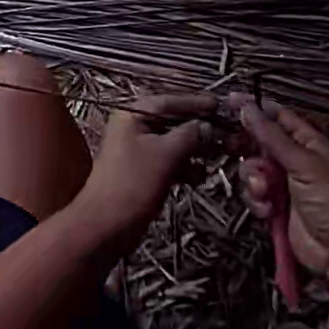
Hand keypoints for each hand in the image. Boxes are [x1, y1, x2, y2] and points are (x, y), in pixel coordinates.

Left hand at [71, 94, 213, 253]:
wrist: (104, 227)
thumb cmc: (131, 184)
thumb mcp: (165, 155)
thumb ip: (189, 135)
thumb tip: (209, 126)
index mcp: (134, 114)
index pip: (170, 100)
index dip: (196, 102)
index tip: (219, 105)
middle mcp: (135, 126)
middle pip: (173, 120)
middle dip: (198, 128)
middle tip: (224, 133)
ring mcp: (139, 149)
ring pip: (174, 142)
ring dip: (194, 148)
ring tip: (217, 155)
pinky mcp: (144, 171)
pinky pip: (169, 160)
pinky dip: (184, 165)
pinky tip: (200, 175)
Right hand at [235, 96, 328, 277]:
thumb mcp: (303, 164)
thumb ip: (272, 136)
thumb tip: (249, 108)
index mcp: (307, 141)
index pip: (275, 114)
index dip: (253, 107)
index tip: (231, 102)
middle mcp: (293, 158)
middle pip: (259, 140)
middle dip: (247, 146)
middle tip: (235, 146)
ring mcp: (283, 182)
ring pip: (253, 168)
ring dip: (254, 178)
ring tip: (264, 188)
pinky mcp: (275, 204)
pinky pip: (254, 193)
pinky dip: (257, 199)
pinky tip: (268, 208)